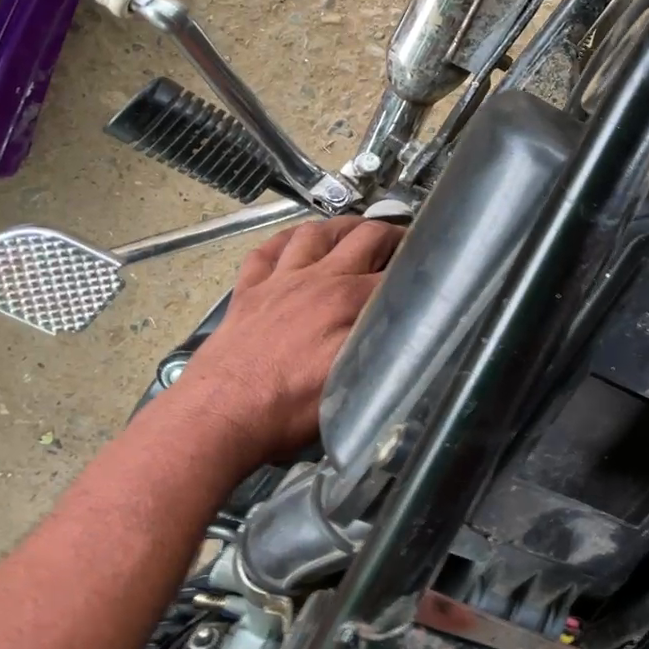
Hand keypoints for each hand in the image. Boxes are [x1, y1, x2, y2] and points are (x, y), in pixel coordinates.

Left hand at [168, 216, 404, 465]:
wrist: (214, 421)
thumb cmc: (286, 405)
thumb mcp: (353, 377)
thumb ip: (386, 340)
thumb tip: (417, 319)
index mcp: (345, 298)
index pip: (397, 270)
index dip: (420, 266)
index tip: (434, 268)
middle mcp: (314, 280)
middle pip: (362, 237)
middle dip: (390, 233)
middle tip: (405, 243)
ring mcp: (276, 284)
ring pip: (313, 234)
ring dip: (341, 227)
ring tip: (358, 230)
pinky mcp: (246, 296)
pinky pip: (264, 253)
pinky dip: (284, 240)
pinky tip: (295, 241)